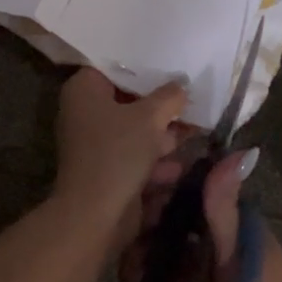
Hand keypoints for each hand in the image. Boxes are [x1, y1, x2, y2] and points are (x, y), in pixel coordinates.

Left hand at [53, 69, 186, 222]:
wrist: (95, 214)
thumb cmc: (117, 152)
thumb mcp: (150, 117)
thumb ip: (169, 97)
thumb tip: (182, 85)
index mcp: (84, 90)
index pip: (115, 67)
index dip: (145, 68)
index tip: (173, 68)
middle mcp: (84, 112)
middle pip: (128, 100)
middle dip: (161, 105)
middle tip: (192, 99)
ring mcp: (94, 142)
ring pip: (135, 129)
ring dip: (163, 133)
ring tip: (197, 129)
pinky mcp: (106, 168)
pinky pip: (134, 154)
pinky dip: (155, 157)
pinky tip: (181, 163)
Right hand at [120, 149, 281, 281]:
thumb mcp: (240, 256)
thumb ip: (225, 208)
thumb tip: (235, 149)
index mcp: (239, 222)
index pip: (202, 184)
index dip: (173, 175)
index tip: (143, 174)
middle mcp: (220, 239)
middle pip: (180, 210)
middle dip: (153, 208)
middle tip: (124, 215)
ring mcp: (205, 268)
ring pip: (167, 241)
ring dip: (145, 240)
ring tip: (120, 245)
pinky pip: (163, 274)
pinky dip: (146, 271)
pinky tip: (126, 273)